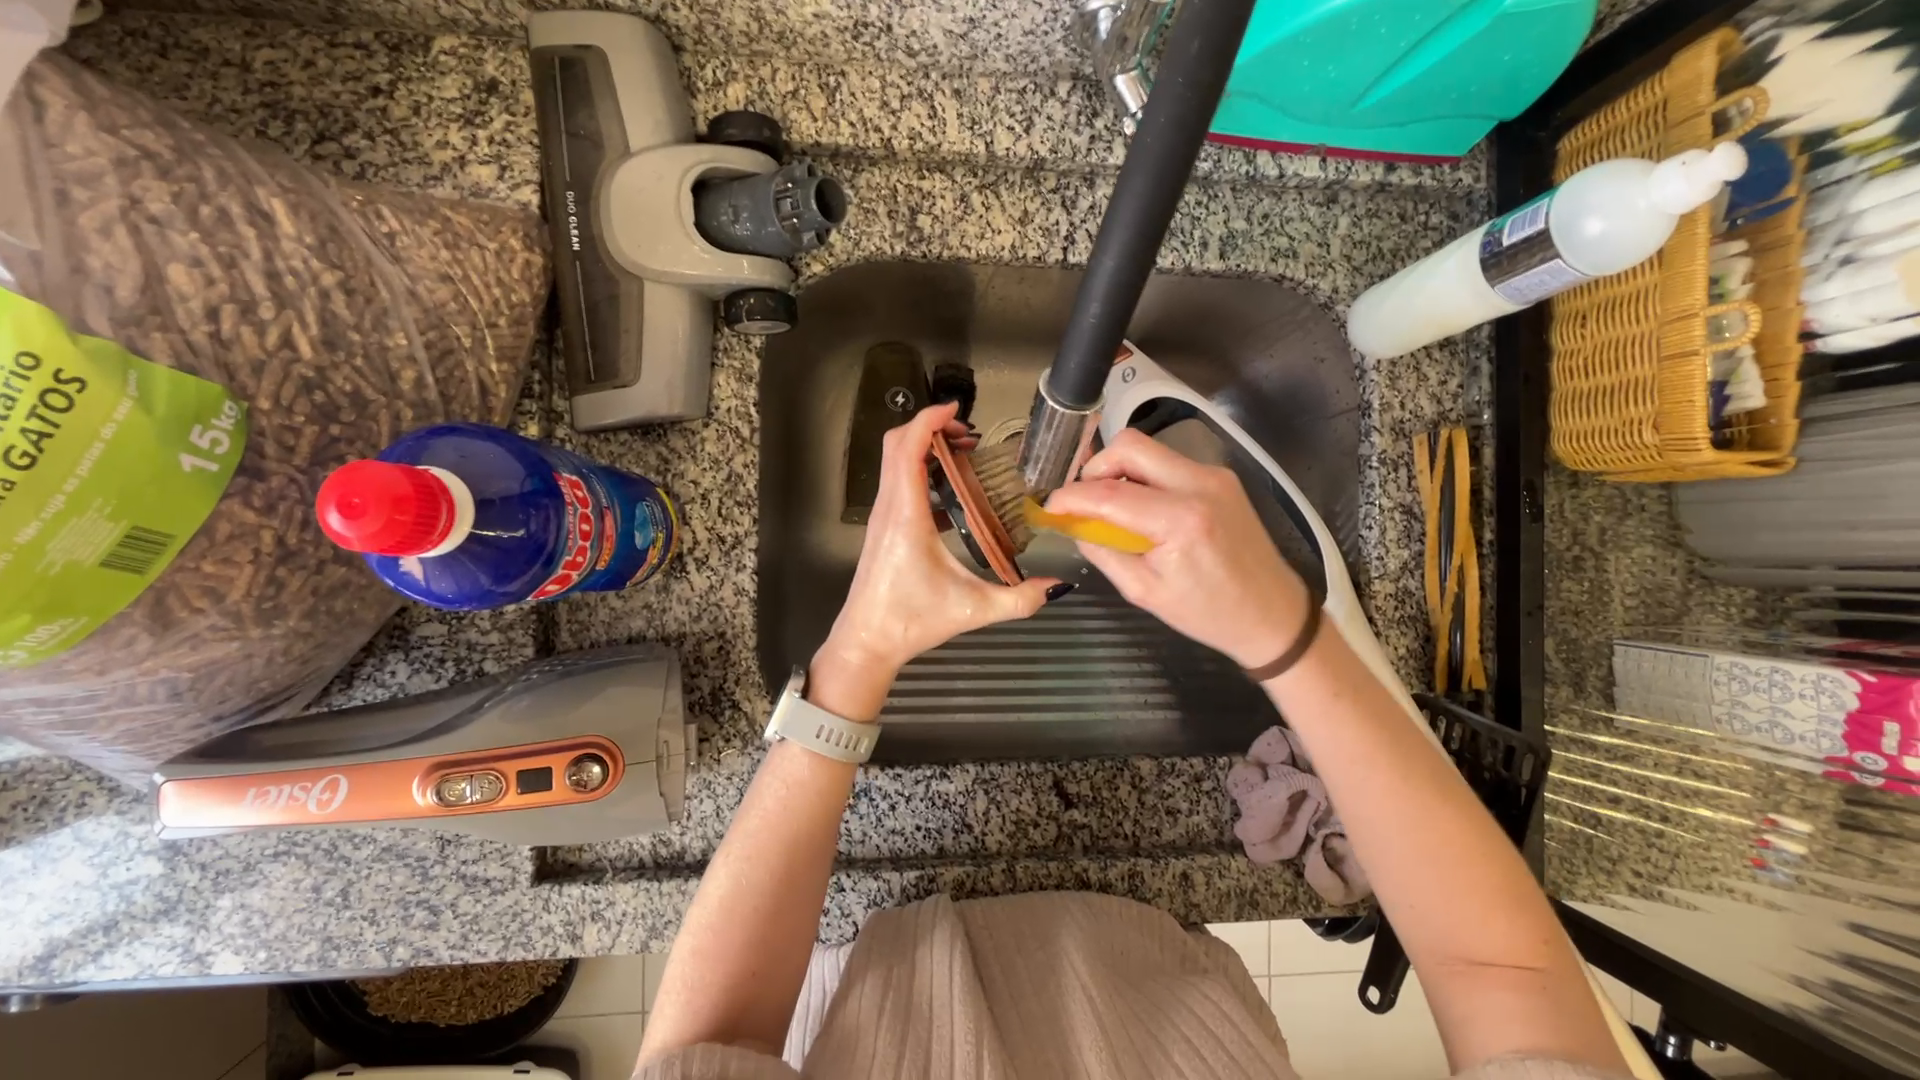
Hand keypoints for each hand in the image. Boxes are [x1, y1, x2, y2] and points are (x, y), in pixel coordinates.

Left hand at [817, 402, 1059, 687]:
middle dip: (930, 428)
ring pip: (894, 463)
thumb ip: (1019, 599)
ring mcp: (882, 518)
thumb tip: (1058, 587)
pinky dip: (920, 473)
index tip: (956, 411)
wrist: (866, 643)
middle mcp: (889, 509)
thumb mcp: (972, 610)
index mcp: (906, 516)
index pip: (907, 449)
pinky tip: (952, 496)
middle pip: (896, 445)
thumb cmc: (909, 622)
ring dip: (924, 448)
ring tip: (963, 456)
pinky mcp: (883, 529)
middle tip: (967, 434)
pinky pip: (897, 484)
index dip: (929, 420)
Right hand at [1043, 429, 1311, 669]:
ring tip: (1112, 510)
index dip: (1070, 496)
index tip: (1050, 507)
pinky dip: (1145, 480)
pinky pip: (1169, 464)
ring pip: (1148, 450)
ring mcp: (1214, 475)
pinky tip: (1143, 511)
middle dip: (1095, 469)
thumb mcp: (1143, 591)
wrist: (1271, 613)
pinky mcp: (1221, 477)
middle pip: (1129, 447)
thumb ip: (1102, 550)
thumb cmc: (1207, 613)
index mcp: (1180, 521)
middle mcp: (1200, 485)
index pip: (1109, 493)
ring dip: (1120, 473)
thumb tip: (1071, 523)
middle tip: (1083, 500)